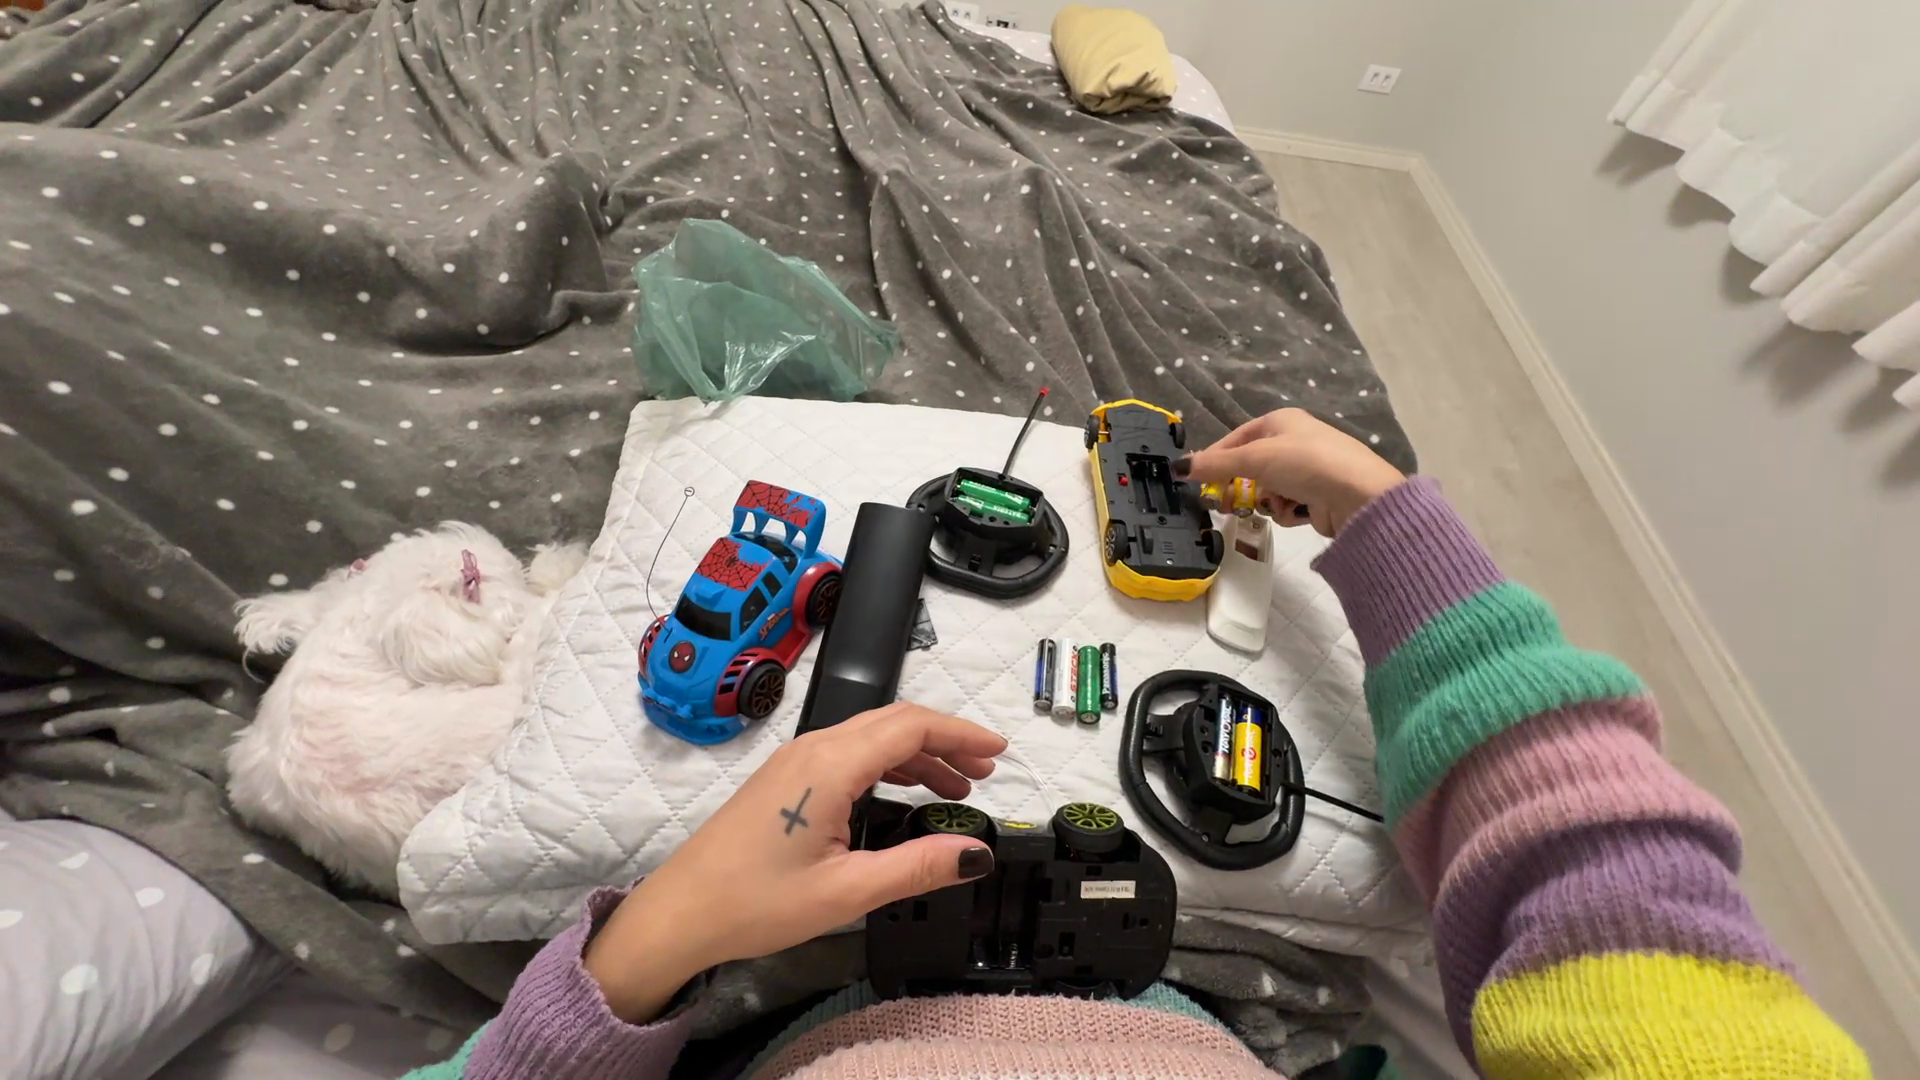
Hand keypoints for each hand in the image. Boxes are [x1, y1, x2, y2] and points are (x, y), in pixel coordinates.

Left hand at [582, 704, 1006, 1021]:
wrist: (679, 913)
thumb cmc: (758, 903)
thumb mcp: (846, 892)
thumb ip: (917, 867)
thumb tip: (978, 854)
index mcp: (832, 764)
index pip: (911, 726)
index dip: (961, 733)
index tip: (999, 750)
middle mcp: (816, 746)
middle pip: (895, 721)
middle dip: (946, 740)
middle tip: (986, 769)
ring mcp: (798, 757)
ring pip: (873, 735)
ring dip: (919, 752)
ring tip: (956, 786)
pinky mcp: (789, 774)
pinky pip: (852, 751)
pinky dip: (890, 762)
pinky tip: (906, 790)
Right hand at [1176, 408, 1404, 536]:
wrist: (1357, 495)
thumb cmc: (1303, 464)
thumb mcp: (1253, 459)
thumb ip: (1214, 465)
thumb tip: (1178, 467)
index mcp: (1279, 421)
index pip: (1234, 440)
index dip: (1214, 460)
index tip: (1197, 481)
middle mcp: (1293, 441)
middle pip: (1249, 467)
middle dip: (1239, 486)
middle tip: (1226, 504)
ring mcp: (1307, 469)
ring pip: (1265, 488)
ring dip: (1265, 500)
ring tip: (1272, 506)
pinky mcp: (1316, 495)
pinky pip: (1285, 503)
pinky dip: (1285, 510)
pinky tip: (1296, 511)